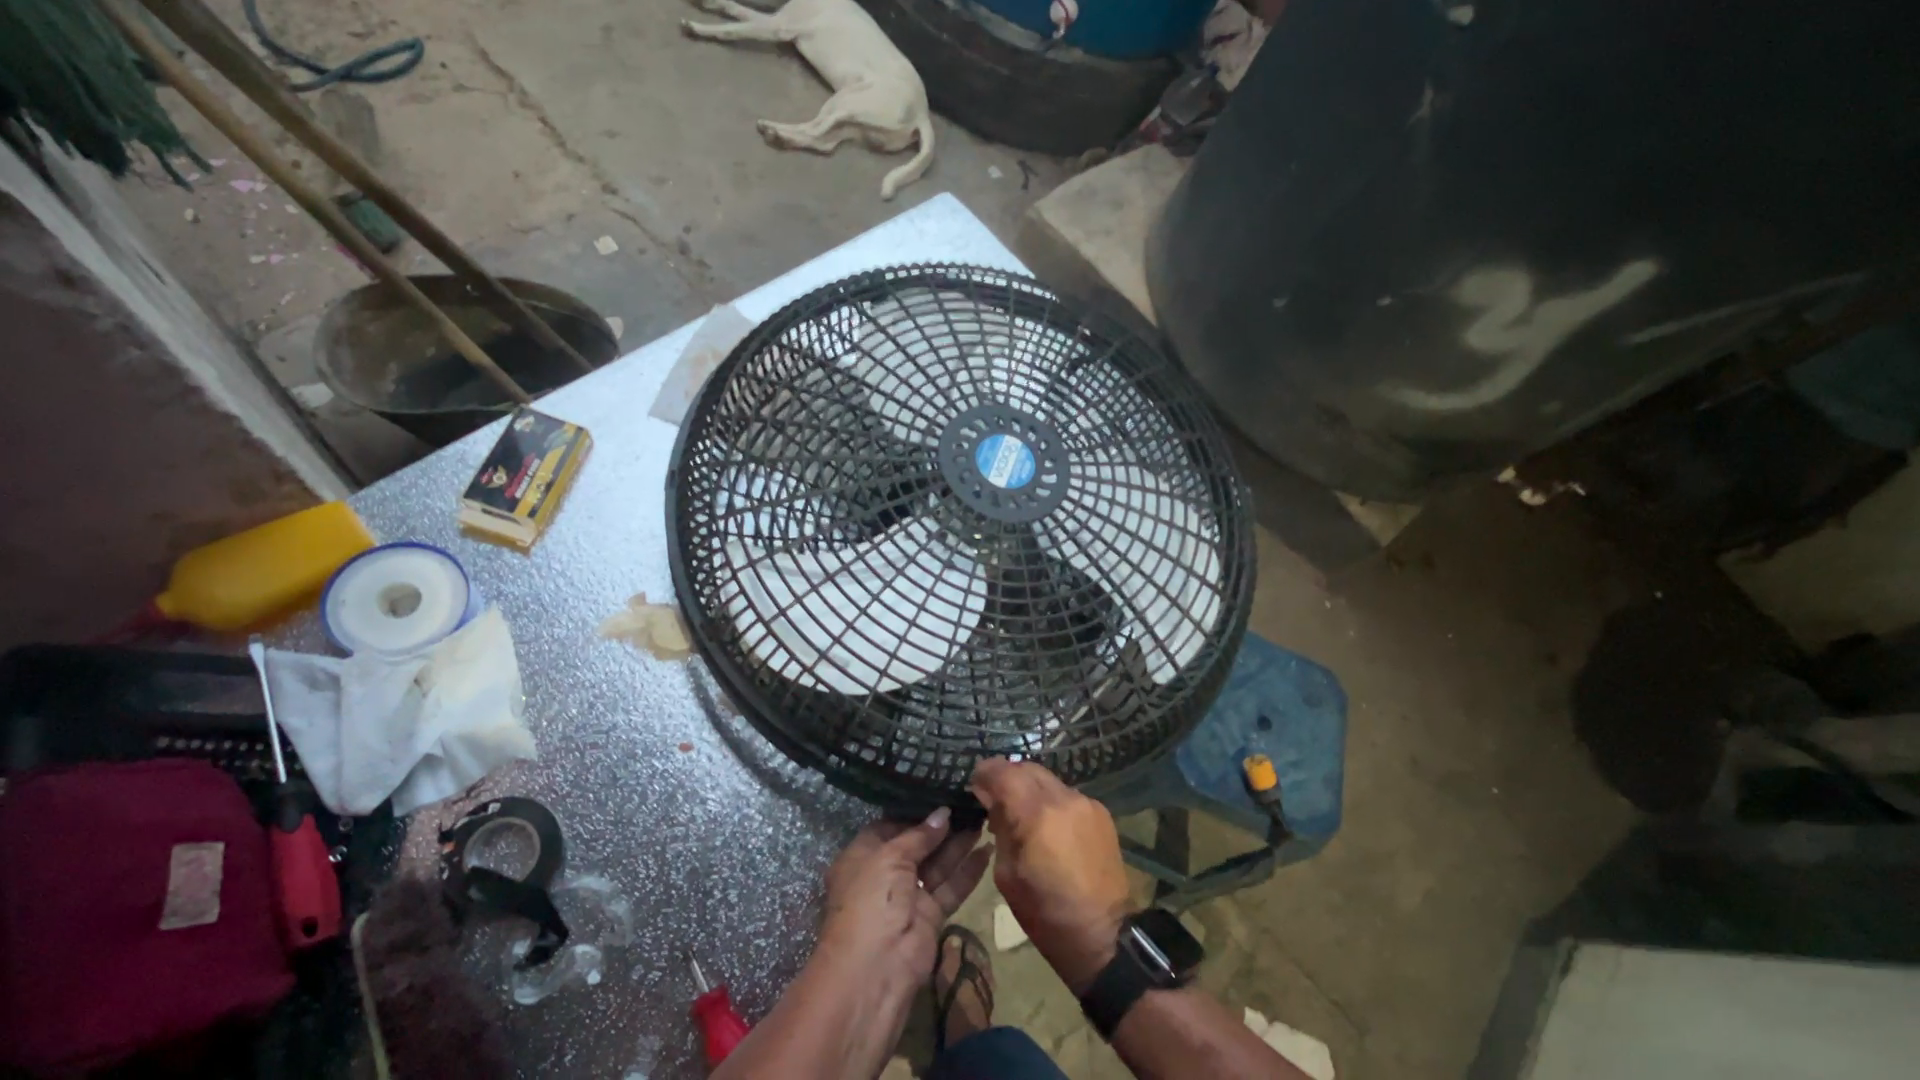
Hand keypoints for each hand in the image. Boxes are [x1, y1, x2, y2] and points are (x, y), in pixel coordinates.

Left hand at [816, 808, 991, 987]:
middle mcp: (884, 874)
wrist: (876, 966)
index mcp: (861, 856)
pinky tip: (988, 850)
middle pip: (917, 845)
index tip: (941, 794)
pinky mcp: (931, 916)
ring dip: (958, 845)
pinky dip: (968, 871)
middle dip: (941, 827)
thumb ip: (919, 835)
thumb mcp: (889, 857)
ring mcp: (908, 896)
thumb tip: (943, 813)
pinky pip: (950, 887)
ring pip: (937, 865)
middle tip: (969, 803)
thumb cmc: (871, 899)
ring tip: (983, 818)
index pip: (889, 826)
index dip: (914, 812)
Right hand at [971, 758, 1130, 993]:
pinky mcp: (1102, 814)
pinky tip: (1048, 827)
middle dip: (1007, 777)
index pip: (1004, 772)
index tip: (974, 784)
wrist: (1103, 936)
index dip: (985, 773)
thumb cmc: (1045, 913)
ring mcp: (1087, 804)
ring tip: (1020, 815)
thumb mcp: (1006, 874)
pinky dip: (1051, 802)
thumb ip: (999, 830)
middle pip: (1028, 768)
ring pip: (1049, 781)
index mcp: (1037, 814)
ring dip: (1030, 789)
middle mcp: (1064, 798)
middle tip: (994, 798)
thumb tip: (993, 803)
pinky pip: (1068, 796)